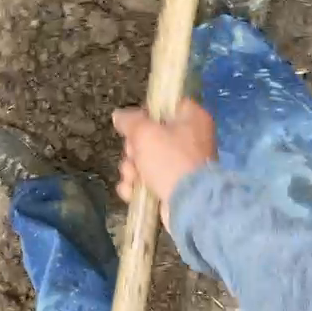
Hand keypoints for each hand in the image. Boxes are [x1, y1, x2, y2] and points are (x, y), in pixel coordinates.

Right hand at [111, 100, 218, 225]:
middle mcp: (191, 139)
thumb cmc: (170, 160)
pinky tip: (132, 192)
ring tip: (132, 178)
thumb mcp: (145, 133)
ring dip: (131, 170)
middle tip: (133, 155)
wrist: (190, 204)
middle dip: (133, 149)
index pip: (166, 105)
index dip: (146, 113)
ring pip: (146, 159)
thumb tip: (119, 115)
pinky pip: (149, 180)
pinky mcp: (175, 186)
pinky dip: (138, 186)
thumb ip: (129, 121)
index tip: (133, 124)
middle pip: (151, 135)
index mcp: (192, 118)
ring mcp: (183, 164)